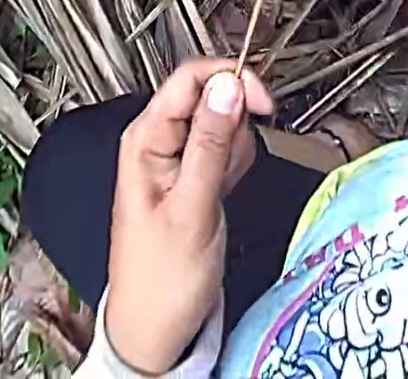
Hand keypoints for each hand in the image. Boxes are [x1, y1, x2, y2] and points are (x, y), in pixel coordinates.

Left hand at [104, 60, 275, 373]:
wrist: (157, 330)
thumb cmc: (159, 280)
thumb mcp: (191, 207)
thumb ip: (211, 142)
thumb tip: (228, 86)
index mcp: (147, 136)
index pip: (190, 77)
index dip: (229, 79)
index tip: (261, 99)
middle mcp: (160, 137)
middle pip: (211, 94)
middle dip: (233, 123)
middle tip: (229, 162)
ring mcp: (179, 153)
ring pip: (224, 118)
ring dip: (235, 147)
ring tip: (221, 184)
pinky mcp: (197, 168)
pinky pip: (228, 144)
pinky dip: (236, 162)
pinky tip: (224, 187)